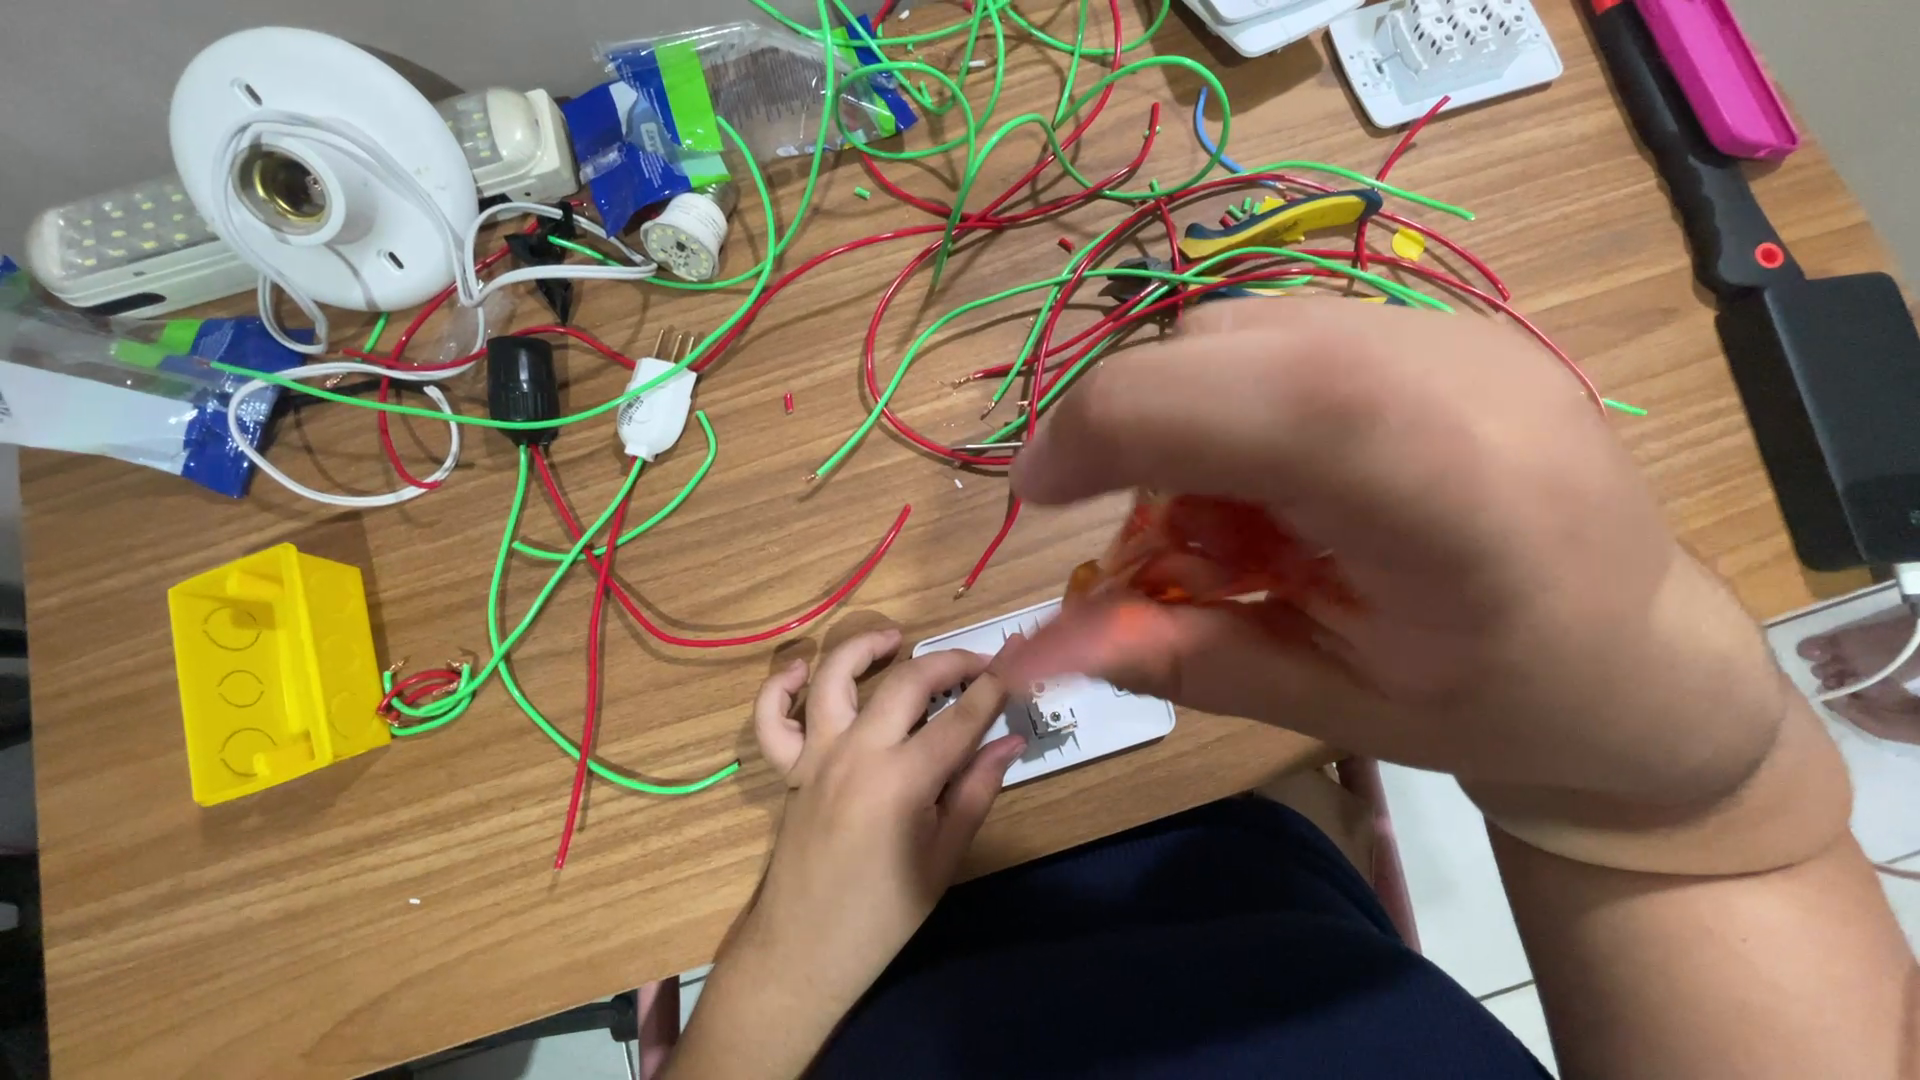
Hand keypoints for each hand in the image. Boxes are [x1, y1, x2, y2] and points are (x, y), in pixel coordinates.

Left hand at [668, 631, 1024, 1078]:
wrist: (804, 951)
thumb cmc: (885, 913)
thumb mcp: (944, 858)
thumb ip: (976, 790)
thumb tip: (1010, 740)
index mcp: (902, 782)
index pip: (960, 717)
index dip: (994, 685)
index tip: (1018, 660)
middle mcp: (857, 754)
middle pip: (907, 683)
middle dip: (950, 662)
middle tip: (980, 662)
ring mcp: (816, 757)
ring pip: (834, 678)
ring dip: (865, 649)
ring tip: (897, 639)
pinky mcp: (790, 769)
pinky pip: (772, 719)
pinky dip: (781, 688)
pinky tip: (805, 672)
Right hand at [1003, 300, 1838, 871]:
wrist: (1643, 663)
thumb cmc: (1491, 709)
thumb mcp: (1324, 704)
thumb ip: (1175, 659)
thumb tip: (1027, 653)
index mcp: (1441, 485)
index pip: (1231, 392)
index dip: (1100, 427)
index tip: (1039, 497)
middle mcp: (1452, 368)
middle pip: (1214, 343)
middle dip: (1131, 430)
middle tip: (1138, 532)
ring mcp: (1453, 327)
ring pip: (1235, 326)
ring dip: (1182, 415)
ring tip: (1223, 515)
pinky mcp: (1439, 321)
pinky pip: (1279, 333)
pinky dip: (1230, 400)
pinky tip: (1273, 476)